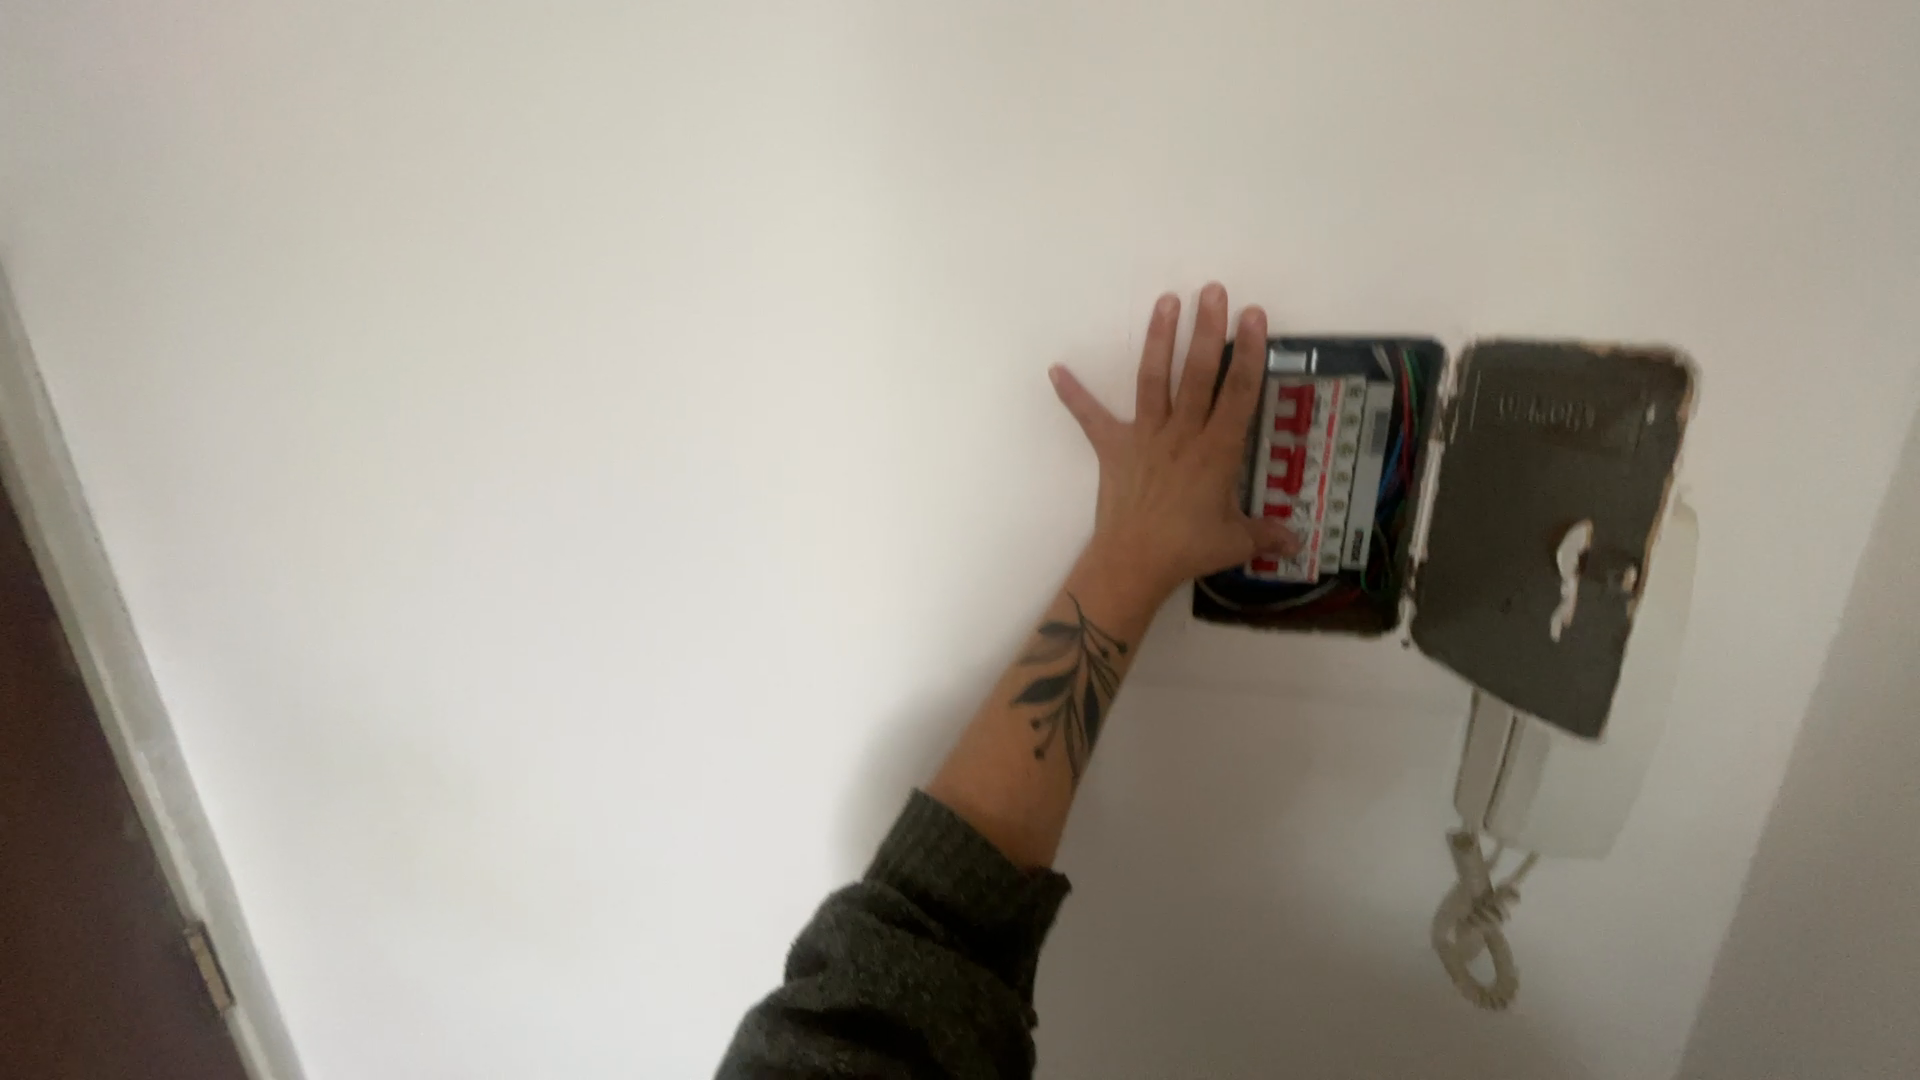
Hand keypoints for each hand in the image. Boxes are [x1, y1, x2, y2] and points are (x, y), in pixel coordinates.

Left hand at [1050, 283, 1299, 601]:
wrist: (1134, 561)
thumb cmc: (1187, 550)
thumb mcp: (1235, 542)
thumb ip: (1266, 534)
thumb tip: (1298, 541)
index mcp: (1217, 450)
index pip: (1239, 393)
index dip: (1249, 352)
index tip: (1254, 315)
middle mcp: (1182, 433)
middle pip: (1197, 374)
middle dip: (1206, 330)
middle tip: (1212, 291)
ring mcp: (1144, 437)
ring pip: (1153, 380)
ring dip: (1160, 340)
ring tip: (1166, 302)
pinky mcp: (1112, 449)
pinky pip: (1090, 418)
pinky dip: (1073, 395)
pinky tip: (1054, 369)